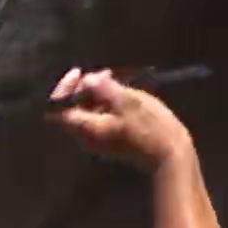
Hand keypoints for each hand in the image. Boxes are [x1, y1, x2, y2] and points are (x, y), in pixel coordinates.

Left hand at [49, 68, 193, 173]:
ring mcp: (99, 140)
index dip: (64, 88)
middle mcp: (87, 137)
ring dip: (95, 93)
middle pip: (71, 109)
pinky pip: (98, 118)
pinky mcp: (111, 139)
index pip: (58, 109)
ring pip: (86, 112)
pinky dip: (104, 102)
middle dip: (83, 87)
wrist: (170, 154)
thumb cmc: (150, 127)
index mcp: (87, 129)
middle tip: (103, 73)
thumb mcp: (127, 101)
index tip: (80, 72)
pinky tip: (121, 93)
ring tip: (113, 79)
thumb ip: (104, 88)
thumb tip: (87, 79)